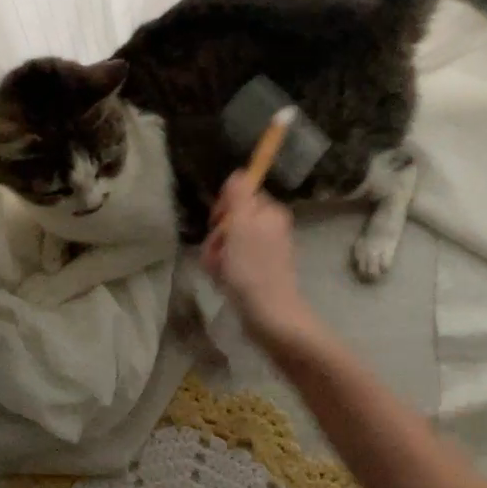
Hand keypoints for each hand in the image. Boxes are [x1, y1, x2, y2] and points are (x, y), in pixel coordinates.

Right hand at [202, 171, 315, 339]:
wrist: (269, 316)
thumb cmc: (253, 268)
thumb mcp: (241, 223)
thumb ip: (239, 194)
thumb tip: (240, 172)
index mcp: (269, 212)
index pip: (239, 195)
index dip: (224, 208)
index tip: (218, 223)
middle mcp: (269, 228)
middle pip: (231, 219)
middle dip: (217, 236)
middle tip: (219, 252)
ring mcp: (263, 251)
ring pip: (227, 242)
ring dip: (216, 255)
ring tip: (220, 271)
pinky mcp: (256, 272)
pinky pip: (231, 262)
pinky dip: (223, 270)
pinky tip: (223, 282)